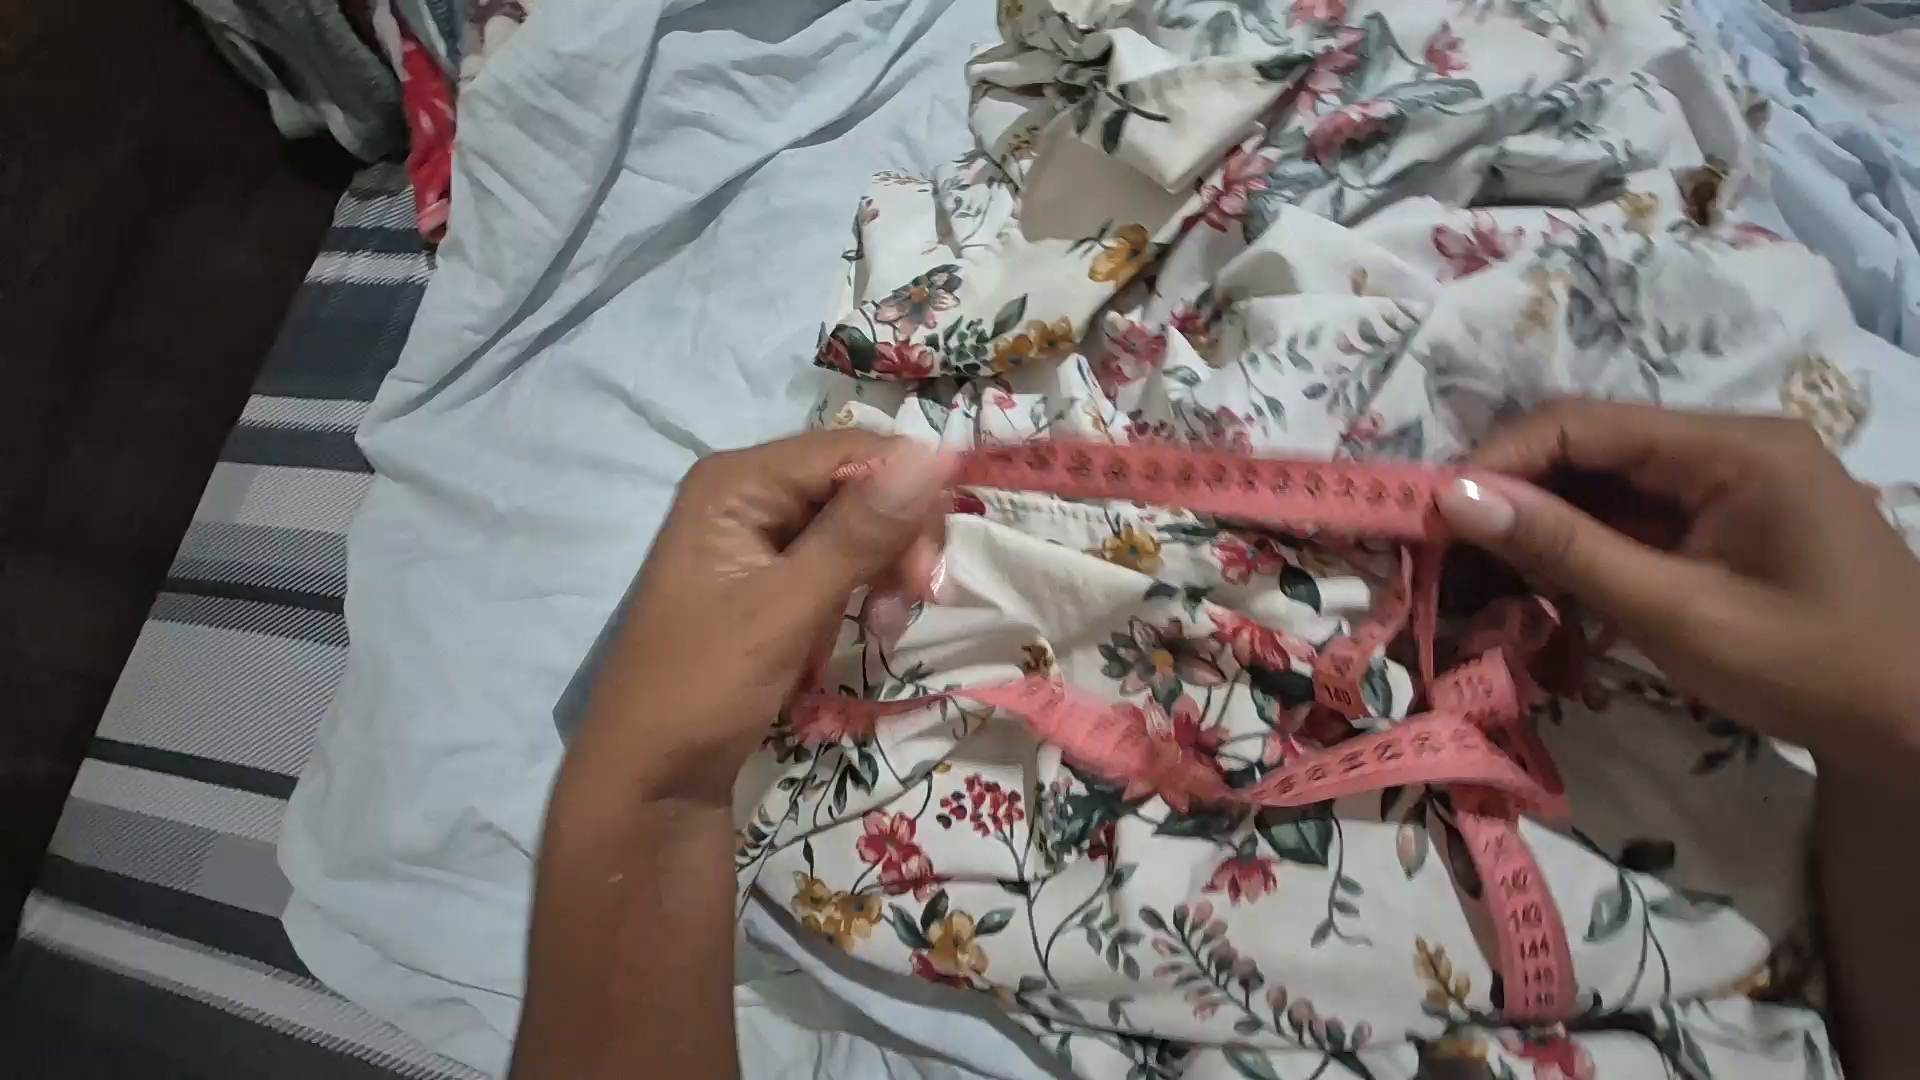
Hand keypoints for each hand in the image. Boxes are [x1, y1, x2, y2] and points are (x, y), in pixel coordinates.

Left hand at [577, 431, 955, 804]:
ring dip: (884, 575)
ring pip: (860, 527)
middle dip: (897, 541)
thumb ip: (859, 534)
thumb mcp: (785, 610)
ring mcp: (762, 537)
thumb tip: (934, 457)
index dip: (907, 493)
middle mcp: (750, 494)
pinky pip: (842, 563)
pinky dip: (862, 595)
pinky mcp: (775, 577)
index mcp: (738, 481)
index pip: (851, 450)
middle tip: (916, 601)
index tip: (932, 569)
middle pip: (860, 485)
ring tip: (883, 629)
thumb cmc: (703, 689)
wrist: (651, 782)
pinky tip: (863, 631)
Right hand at [1435, 400, 1919, 776]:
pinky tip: (1545, 574)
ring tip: (1493, 566)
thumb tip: (1454, 499)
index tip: (1438, 512)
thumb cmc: (1810, 667)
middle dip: (1510, 489)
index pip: (1579, 424)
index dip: (1497, 460)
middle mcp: (1722, 445)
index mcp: (1732, 448)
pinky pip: (1615, 510)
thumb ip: (1562, 547)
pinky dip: (1570, 539)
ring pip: (1590, 478)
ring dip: (1535, 517)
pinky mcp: (1708, 514)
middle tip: (1453, 543)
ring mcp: (1717, 480)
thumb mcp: (1673, 609)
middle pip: (1580, 444)